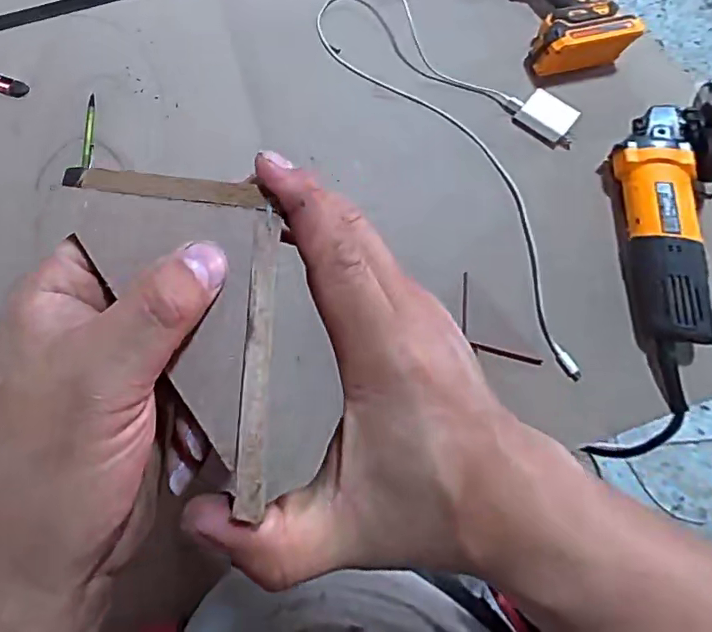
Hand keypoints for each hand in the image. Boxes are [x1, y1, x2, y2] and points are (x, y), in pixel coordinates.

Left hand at [0, 237, 227, 629]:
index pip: (113, 234)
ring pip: (178, 325)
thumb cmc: (53, 463)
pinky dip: (207, 385)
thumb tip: (207, 250)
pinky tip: (214, 407)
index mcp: (55, 295)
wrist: (53, 575)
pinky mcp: (145, 398)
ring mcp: (117, 360)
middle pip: (153, 278)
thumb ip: (154, 310)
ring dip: (207, 345)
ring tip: (237, 351)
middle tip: (251, 275)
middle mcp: (86, 318)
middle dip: (197, 290)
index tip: (222, 213)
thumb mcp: (98, 376)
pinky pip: (189, 368)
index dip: (162, 223)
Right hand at [182, 152, 576, 587]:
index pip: (340, 254)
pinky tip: (308, 229)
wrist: (518, 501)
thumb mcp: (343, 536)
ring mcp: (418, 303)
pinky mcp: (420, 306)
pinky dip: (335, 224)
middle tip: (255, 173)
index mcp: (384, 349)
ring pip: (364, 232)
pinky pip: (371, 247)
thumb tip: (194, 519)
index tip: (266, 169)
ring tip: (271, 193)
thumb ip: (268, 542)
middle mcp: (405, 310)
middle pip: (351, 227)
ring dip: (318, 204)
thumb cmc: (431, 504)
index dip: (303, 203)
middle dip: (303, 190)